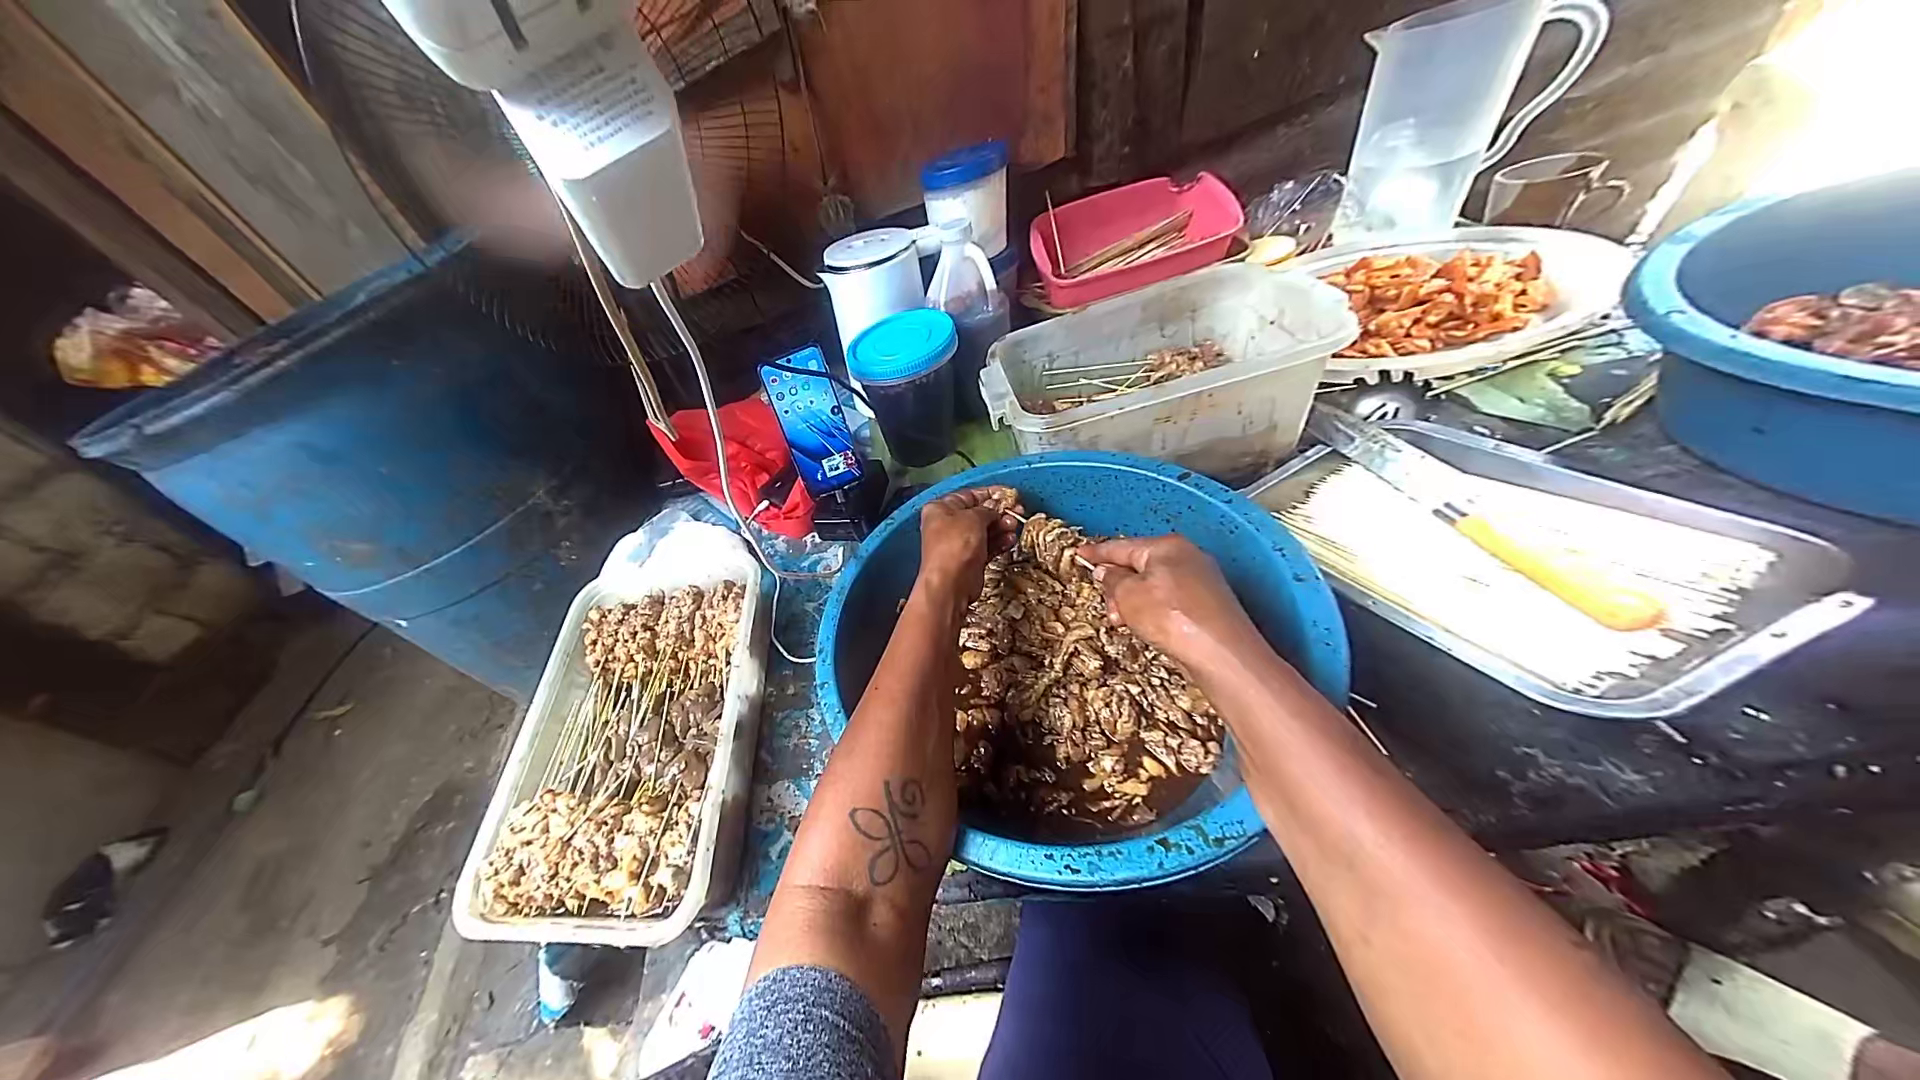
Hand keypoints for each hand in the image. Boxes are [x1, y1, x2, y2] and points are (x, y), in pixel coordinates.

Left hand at [918, 486, 1021, 599]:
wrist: (950, 584)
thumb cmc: (955, 546)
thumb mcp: (974, 517)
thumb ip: (988, 509)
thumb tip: (996, 507)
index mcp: (941, 508)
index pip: (969, 495)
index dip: (991, 493)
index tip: (1010, 493)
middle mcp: (948, 525)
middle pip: (979, 513)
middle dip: (1000, 511)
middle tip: (1017, 510)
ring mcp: (959, 544)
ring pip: (985, 530)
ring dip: (1002, 527)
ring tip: (1015, 525)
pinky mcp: (970, 560)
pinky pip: (988, 546)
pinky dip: (1000, 542)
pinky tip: (1011, 539)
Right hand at [1078, 535, 1265, 672]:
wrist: (1221, 652)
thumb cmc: (1174, 617)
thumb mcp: (1127, 595)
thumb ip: (1112, 580)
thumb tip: (1107, 572)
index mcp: (1166, 546)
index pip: (1122, 545)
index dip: (1097, 553)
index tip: (1080, 554)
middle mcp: (1187, 556)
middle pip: (1139, 565)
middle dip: (1118, 586)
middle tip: (1108, 607)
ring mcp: (1201, 580)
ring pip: (1154, 585)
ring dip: (1134, 602)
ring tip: (1126, 623)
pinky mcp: (1208, 604)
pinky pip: (1170, 600)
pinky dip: (1154, 611)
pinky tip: (1149, 628)